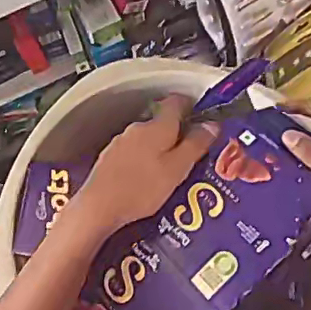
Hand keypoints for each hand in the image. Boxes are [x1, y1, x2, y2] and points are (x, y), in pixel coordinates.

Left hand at [61, 94, 215, 246]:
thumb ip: (195, 144)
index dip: (192, 106)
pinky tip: (148, 182)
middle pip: (162, 122)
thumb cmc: (141, 188)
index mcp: (158, 126)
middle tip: (193, 155)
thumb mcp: (177, 169)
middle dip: (178, 135)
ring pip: (148, 139)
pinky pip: (134, 153)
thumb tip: (212, 124)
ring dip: (160, 150)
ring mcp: (121, 142)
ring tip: (173, 173)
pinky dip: (144, 162)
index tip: (203, 119)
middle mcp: (137, 128)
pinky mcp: (110, 158)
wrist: (98, 207)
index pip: (177, 102)